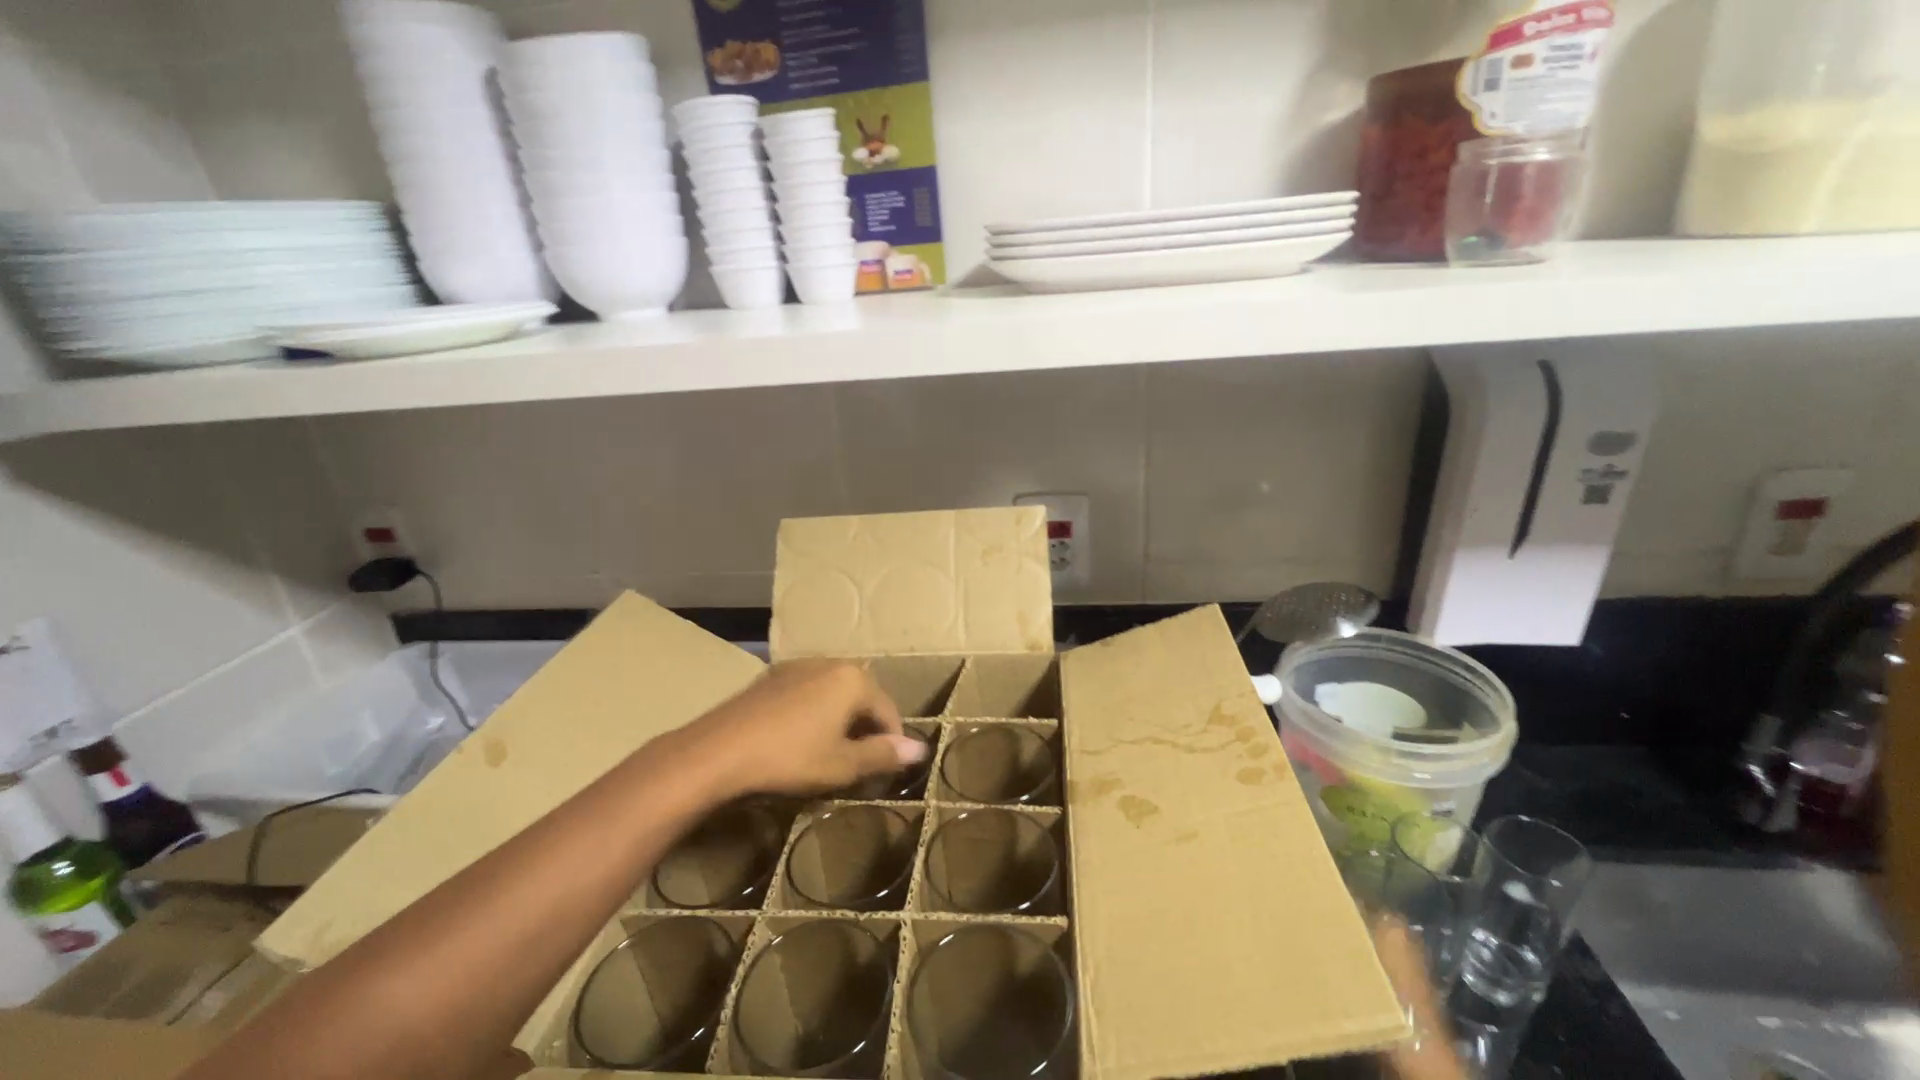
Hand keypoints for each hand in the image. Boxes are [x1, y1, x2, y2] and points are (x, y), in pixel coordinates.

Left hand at [680, 659, 926, 796]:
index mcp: (853, 679)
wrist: (719, 751)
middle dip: (865, 728)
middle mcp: (828, 663)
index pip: (888, 711)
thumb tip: (921, 749)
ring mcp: (796, 667)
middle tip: (860, 763)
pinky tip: (799, 740)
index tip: (886, 770)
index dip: (892, 743)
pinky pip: (807, 693)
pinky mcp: (770, 678)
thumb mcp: (842, 765)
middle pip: (861, 697)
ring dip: (839, 719)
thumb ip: (883, 754)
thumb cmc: (790, 758)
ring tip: (831, 752)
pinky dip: (813, 713)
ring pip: (833, 693)